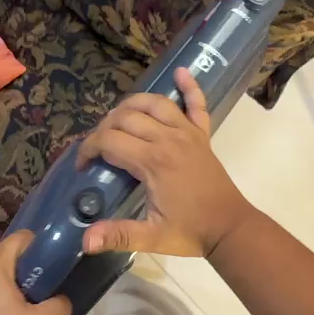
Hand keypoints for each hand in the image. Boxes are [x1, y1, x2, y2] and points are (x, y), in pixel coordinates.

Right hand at [78, 68, 255, 257]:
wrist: (230, 228)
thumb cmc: (190, 232)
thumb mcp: (152, 238)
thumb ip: (118, 236)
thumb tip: (85, 242)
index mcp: (153, 161)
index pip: (109, 141)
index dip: (88, 149)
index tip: (83, 166)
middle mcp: (169, 138)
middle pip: (126, 117)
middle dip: (104, 128)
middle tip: (98, 150)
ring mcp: (188, 133)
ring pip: (155, 103)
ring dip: (132, 105)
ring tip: (118, 120)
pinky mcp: (202, 135)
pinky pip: (197, 104)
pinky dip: (190, 87)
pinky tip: (181, 72)